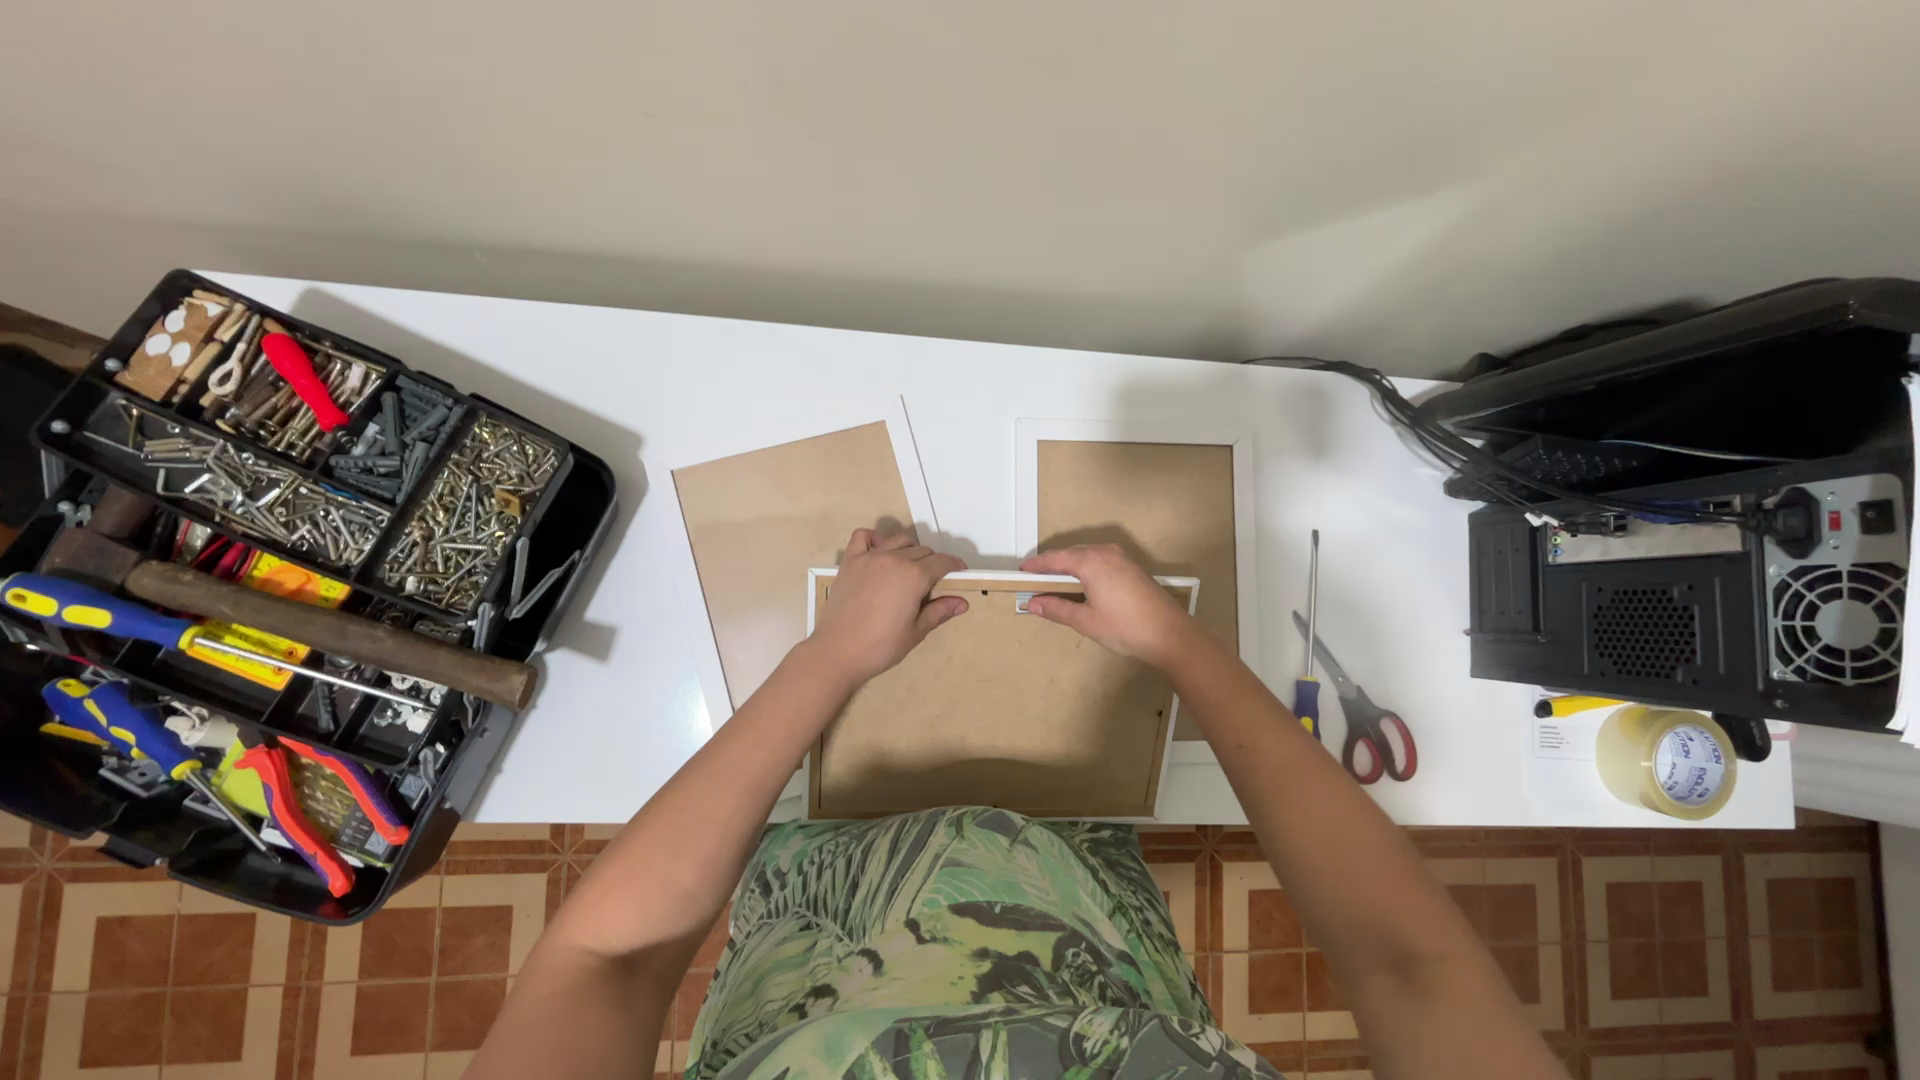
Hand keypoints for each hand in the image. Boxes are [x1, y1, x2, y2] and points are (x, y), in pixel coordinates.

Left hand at [805, 529, 968, 685]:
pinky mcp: (850, 561)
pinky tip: (878, 554)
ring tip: (907, 570)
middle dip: (933, 563)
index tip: (959, 573)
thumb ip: (939, 611)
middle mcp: (894, 559)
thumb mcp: (916, 632)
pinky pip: (863, 536)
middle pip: (922, 550)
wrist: (837, 652)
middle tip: (931, 583)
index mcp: (914, 576)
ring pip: (899, 541)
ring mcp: (870, 557)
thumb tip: (962, 603)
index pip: (942, 562)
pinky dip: (874, 539)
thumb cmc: (881, 647)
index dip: (954, 566)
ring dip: (909, 550)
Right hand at [1019, 544, 1199, 667]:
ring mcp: (1121, 557)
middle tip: (1034, 579)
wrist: (1170, 634)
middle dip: (1051, 565)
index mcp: (1091, 562)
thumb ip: (1057, 609)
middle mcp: (1105, 552)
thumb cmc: (1125, 628)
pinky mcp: (1131, 566)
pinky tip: (1080, 583)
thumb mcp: (1086, 621)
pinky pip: (1099, 559)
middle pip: (1070, 553)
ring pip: (1086, 555)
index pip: (1055, 559)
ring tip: (1053, 582)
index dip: (1036, 565)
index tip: (1021, 571)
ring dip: (1068, 566)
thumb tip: (1033, 603)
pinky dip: (1084, 567)